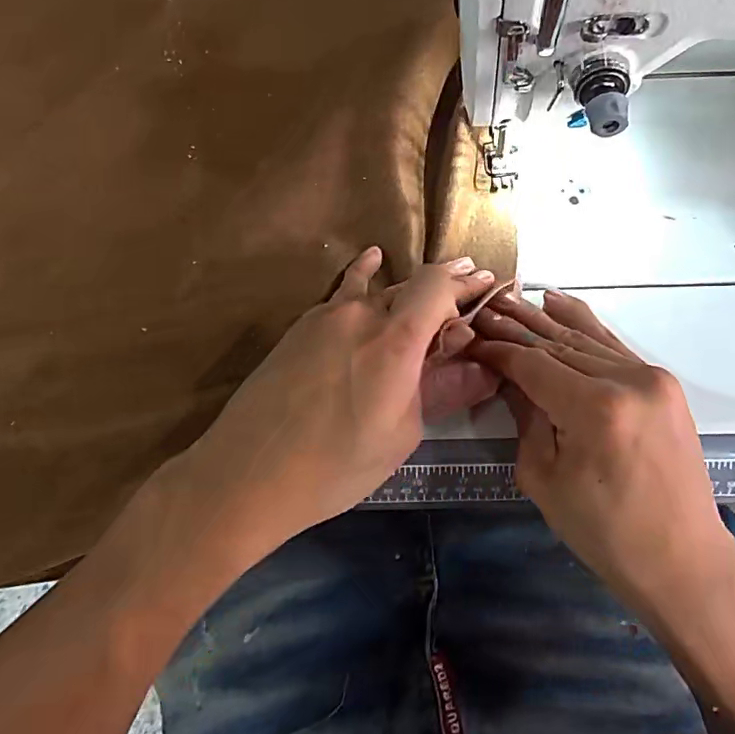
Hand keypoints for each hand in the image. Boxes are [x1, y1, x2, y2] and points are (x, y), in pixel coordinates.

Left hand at [177, 247, 498, 548]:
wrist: (246, 473)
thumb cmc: (335, 467)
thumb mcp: (401, 435)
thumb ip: (442, 390)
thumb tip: (484, 368)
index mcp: (395, 342)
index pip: (439, 287)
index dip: (467, 282)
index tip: (488, 283)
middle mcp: (362, 315)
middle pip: (413, 284)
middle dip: (447, 284)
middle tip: (473, 282)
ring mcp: (326, 316)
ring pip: (380, 288)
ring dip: (411, 284)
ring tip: (436, 276)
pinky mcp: (301, 325)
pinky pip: (345, 292)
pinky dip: (366, 274)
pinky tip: (373, 260)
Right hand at [468, 291, 734, 622]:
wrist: (680, 557)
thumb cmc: (604, 531)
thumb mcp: (544, 478)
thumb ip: (526, 417)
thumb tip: (508, 376)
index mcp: (596, 409)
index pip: (533, 363)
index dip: (499, 350)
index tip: (471, 338)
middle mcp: (628, 381)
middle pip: (559, 344)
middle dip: (517, 327)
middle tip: (483, 307)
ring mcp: (651, 378)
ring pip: (586, 339)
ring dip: (545, 320)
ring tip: (510, 299)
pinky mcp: (662, 384)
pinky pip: (613, 346)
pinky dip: (584, 324)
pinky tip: (557, 302)